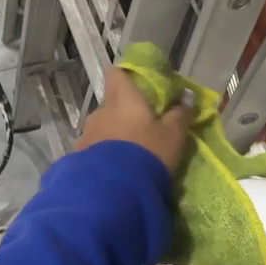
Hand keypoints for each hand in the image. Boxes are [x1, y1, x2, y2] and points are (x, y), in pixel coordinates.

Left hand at [75, 67, 192, 172]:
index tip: (141, 88)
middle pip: (112, 103)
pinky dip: (104, 153)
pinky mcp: (78, 156)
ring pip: (103, 127)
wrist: (114, 191)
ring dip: (114, 135)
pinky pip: (94, 148)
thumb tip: (186, 97)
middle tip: (143, 129)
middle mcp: (100, 111)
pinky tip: (116, 168)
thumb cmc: (147, 153)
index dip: (127, 77)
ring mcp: (86, 133)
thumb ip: (180, 114)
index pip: (117, 73)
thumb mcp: (173, 135)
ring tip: (129, 154)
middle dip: (125, 113)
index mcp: (122, 98)